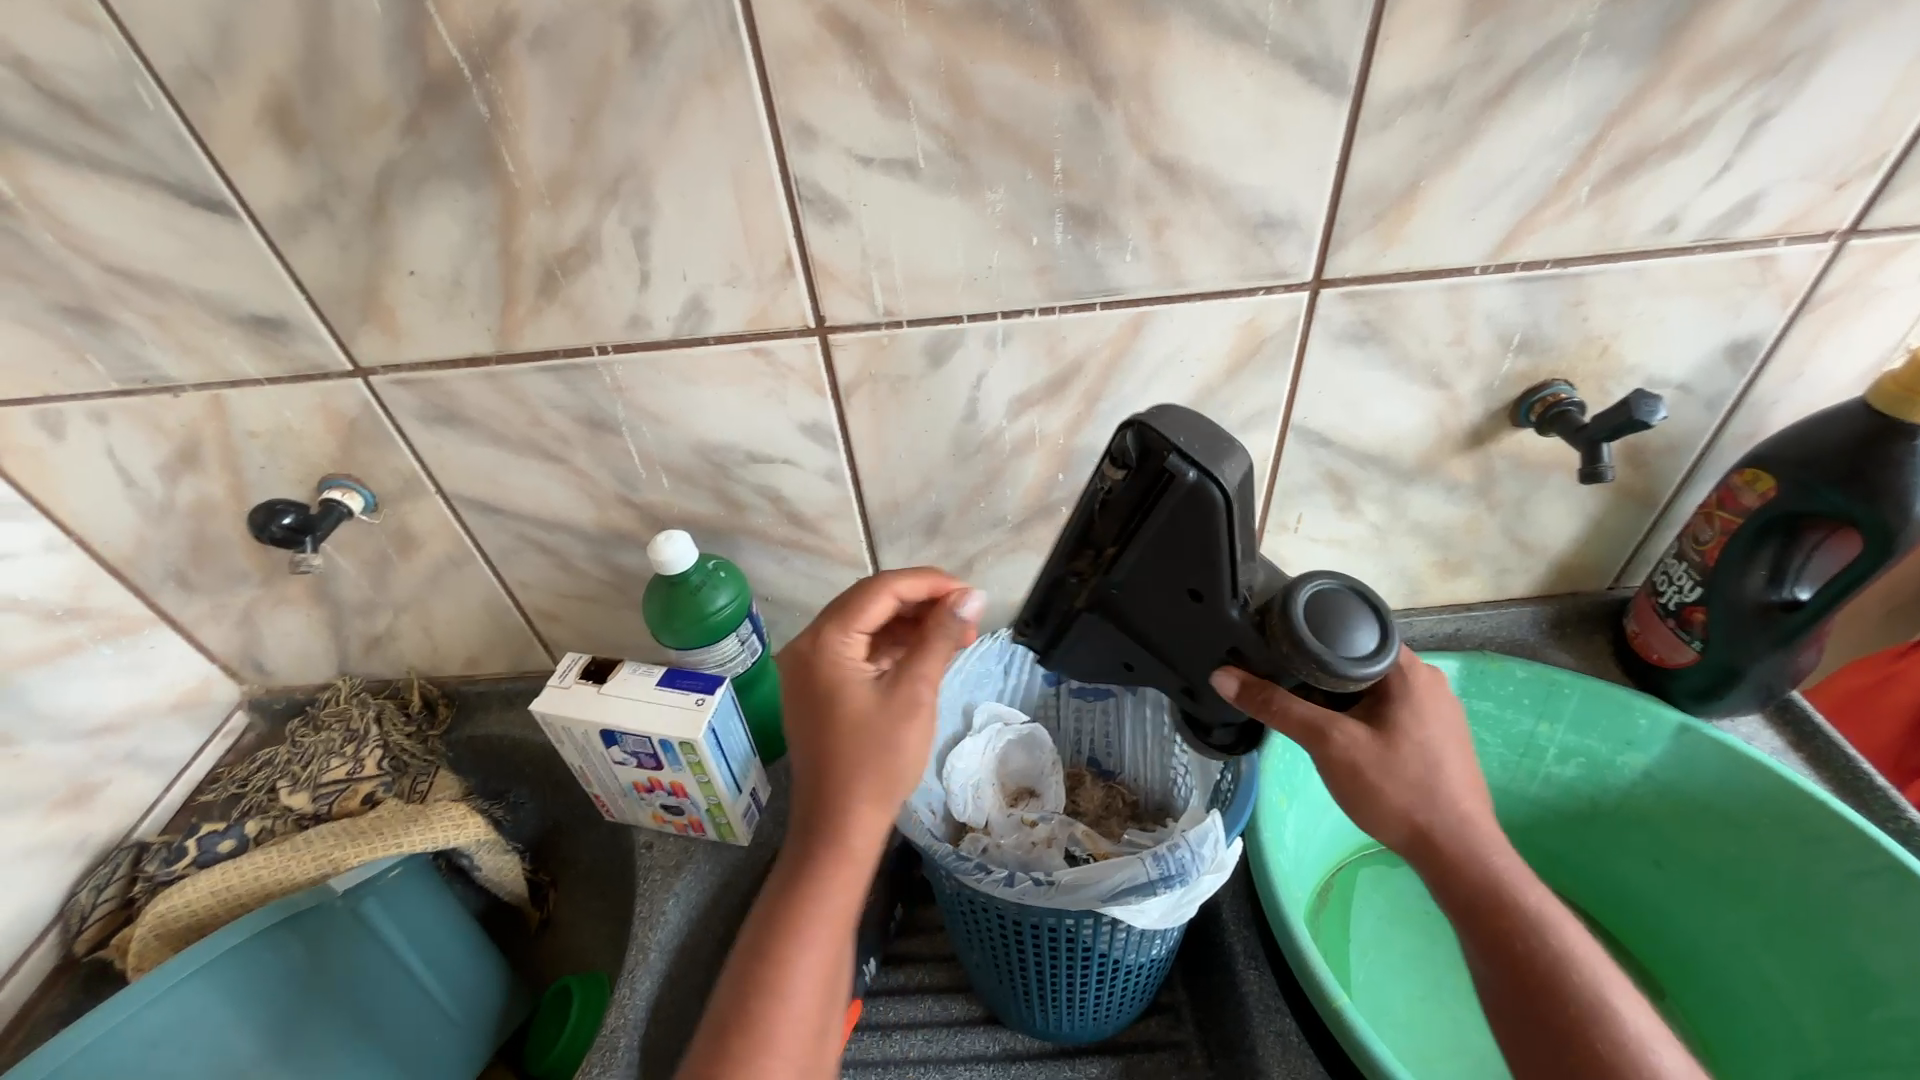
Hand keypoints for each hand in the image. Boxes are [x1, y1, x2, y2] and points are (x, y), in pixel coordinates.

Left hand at [777, 568, 985, 844]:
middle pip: (870, 603)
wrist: (839, 827)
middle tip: (967, 616)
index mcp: (824, 641)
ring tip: (957, 636)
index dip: (929, 583)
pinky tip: (928, 653)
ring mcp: (810, 667)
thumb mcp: (915, 692)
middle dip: (922, 604)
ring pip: (866, 627)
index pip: (880, 590)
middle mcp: (808, 645)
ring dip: (910, 626)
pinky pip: (858, 652)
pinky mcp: (819, 687)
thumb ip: (940, 636)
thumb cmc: (877, 761)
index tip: (970, 593)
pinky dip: (893, 649)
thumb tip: (971, 595)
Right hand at [1210, 647, 1500, 867]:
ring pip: (1370, 688)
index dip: (1305, 637)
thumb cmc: (1395, 788)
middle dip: (1316, 671)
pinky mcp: (1436, 736)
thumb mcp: (1327, 743)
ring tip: (1299, 707)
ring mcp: (1436, 709)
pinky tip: (1337, 735)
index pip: (1347, 632)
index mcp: (1408, 668)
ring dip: (1336, 696)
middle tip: (1275, 680)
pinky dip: (1357, 714)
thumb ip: (1275, 706)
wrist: (1456, 852)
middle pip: (1356, 661)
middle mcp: (1426, 679)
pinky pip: (1386, 709)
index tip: (1270, 647)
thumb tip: (1221, 675)